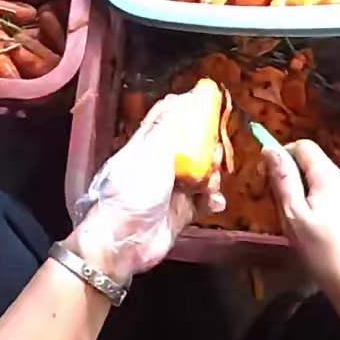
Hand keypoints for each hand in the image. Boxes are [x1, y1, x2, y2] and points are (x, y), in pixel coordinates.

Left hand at [71, 92, 225, 280]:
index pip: (168, 116)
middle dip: (209, 146)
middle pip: (193, 144)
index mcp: (147, 142)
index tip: (211, 101)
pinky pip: (205, 200)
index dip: (188, 107)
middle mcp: (160, 161)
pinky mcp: (182, 210)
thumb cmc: (133, 190)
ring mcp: (172, 187)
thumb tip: (187, 98)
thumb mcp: (151, 152)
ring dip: (213, 176)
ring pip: (203, 171)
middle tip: (216, 153)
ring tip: (211, 184)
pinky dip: (213, 200)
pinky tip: (214, 202)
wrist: (123, 241)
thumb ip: (172, 127)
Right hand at [264, 140, 339, 304]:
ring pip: (337, 188)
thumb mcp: (294, 218)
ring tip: (313, 230)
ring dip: (321, 198)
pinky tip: (337, 239)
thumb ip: (283, 181)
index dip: (284, 154)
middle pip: (320, 168)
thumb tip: (270, 148)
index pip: (304, 146)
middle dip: (301, 182)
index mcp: (330, 178)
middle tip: (290, 212)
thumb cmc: (325, 255)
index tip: (273, 178)